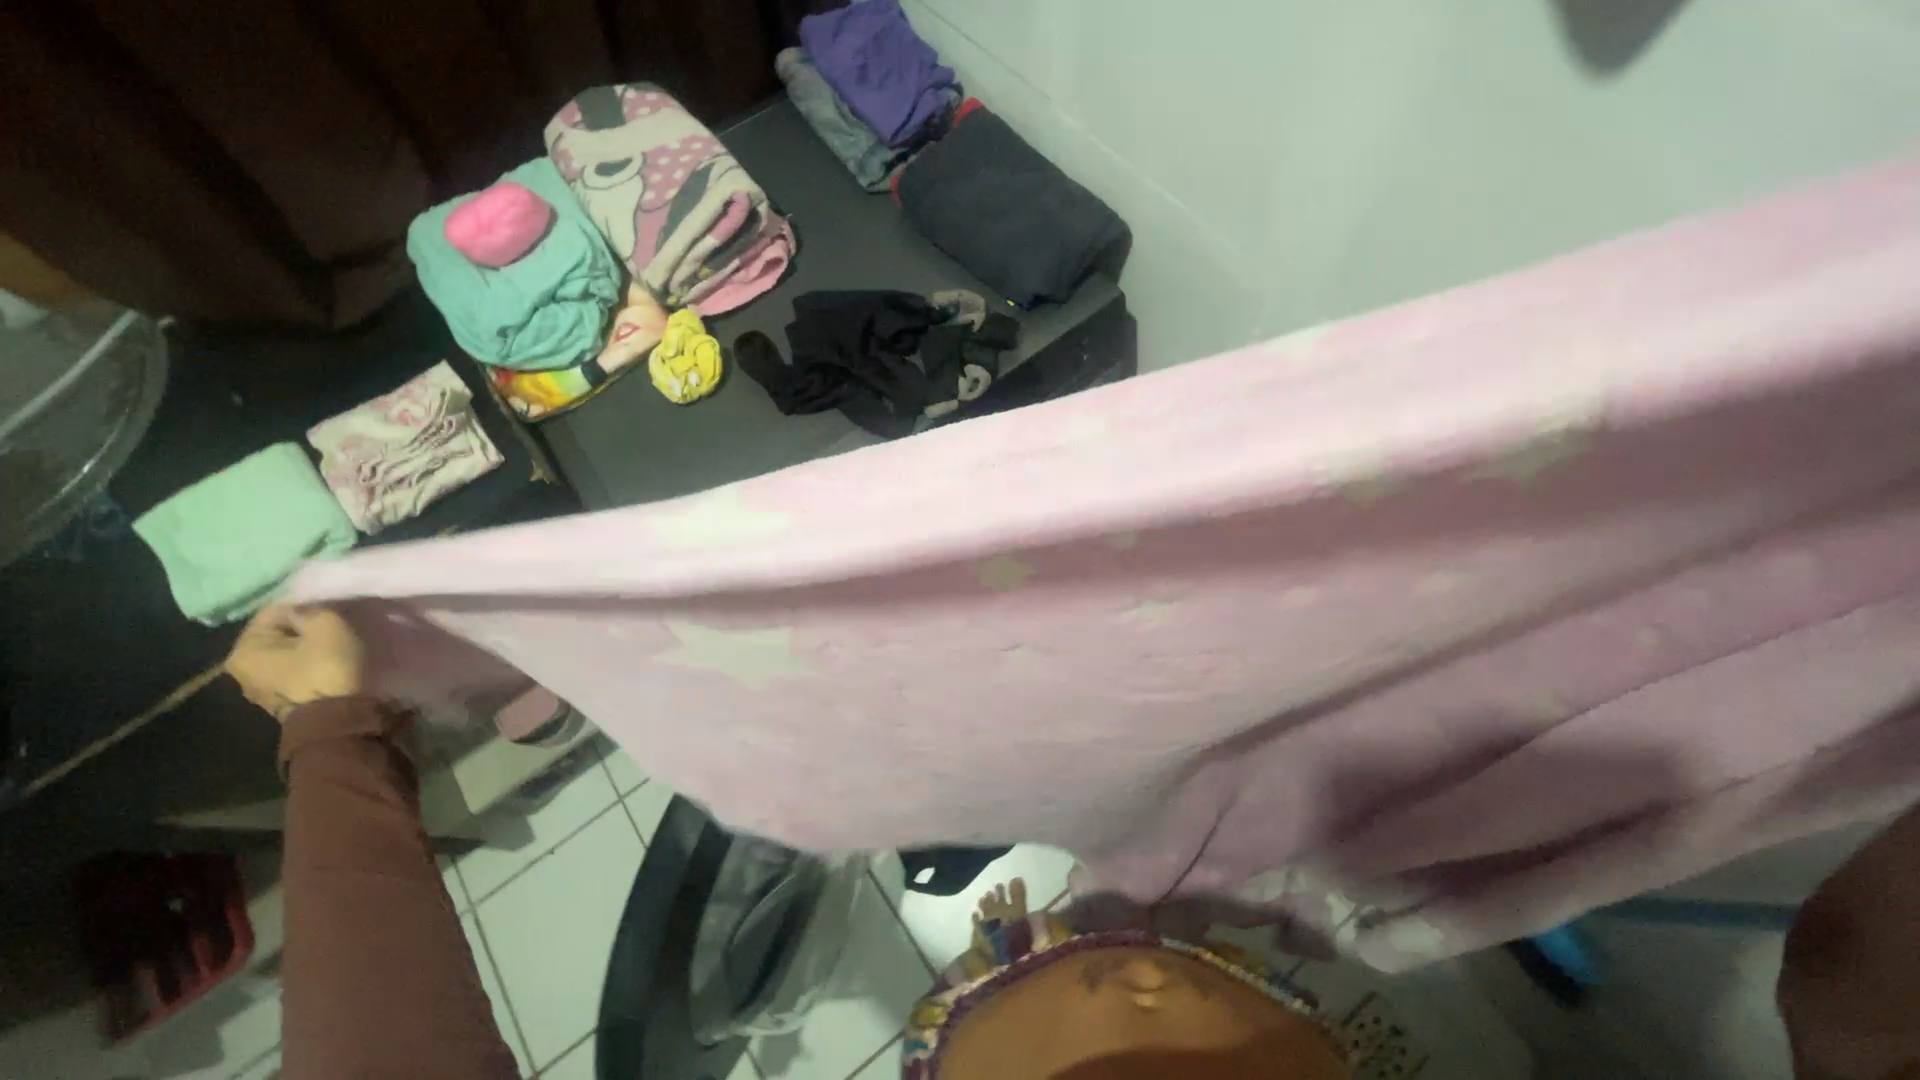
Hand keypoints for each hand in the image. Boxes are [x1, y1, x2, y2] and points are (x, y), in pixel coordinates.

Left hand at [226, 605, 365, 719]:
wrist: (338, 721)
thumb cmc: (327, 669)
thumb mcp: (328, 625)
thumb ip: (314, 608)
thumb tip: (307, 610)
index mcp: (243, 650)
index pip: (275, 610)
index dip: (308, 604)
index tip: (334, 609)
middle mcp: (241, 670)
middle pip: (280, 633)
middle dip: (307, 627)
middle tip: (338, 626)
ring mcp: (259, 690)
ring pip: (289, 653)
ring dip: (311, 647)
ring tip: (338, 646)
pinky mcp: (282, 703)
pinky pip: (296, 671)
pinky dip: (312, 665)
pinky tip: (331, 664)